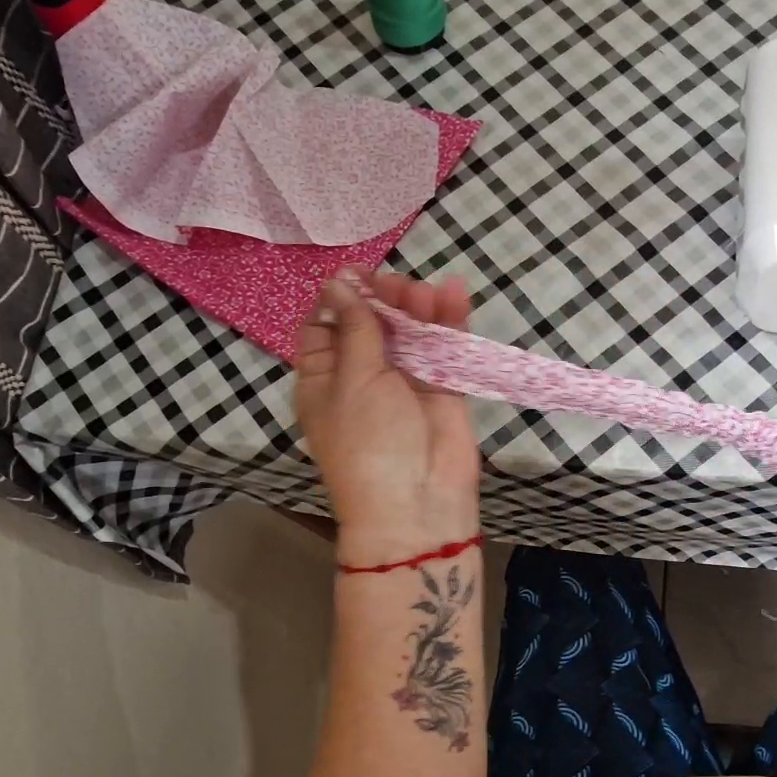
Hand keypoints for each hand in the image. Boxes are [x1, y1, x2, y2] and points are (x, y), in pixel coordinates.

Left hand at [294, 269, 481, 567]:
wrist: (417, 502)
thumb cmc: (370, 442)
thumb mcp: (352, 380)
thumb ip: (355, 328)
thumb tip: (340, 282)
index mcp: (324, 378)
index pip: (325, 325)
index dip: (340, 297)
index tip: (357, 274)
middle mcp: (363, 377)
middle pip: (372, 322)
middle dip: (384, 299)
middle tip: (397, 288)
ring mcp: (406, 382)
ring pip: (411, 332)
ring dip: (417, 307)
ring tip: (425, 294)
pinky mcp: (444, 389)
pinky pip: (445, 348)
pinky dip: (450, 321)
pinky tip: (453, 292)